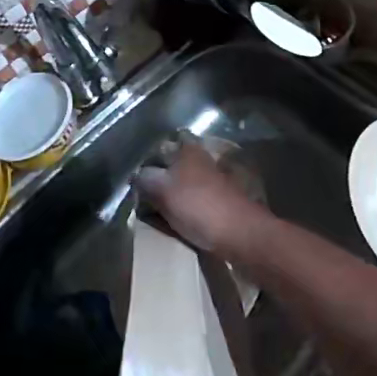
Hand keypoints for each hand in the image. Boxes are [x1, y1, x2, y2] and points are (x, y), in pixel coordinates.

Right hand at [134, 139, 268, 254]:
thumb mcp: (161, 190)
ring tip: (158, 209)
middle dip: (162, 174)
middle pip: (176, 162)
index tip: (140, 169)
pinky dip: (186, 207)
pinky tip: (177, 219)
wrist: (240, 235)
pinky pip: (196, 200)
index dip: (154, 153)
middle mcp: (203, 159)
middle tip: (145, 191)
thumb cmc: (197, 206)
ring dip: (174, 193)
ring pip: (186, 182)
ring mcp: (215, 180)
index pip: (168, 140)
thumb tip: (135, 176)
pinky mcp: (222, 202)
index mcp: (188, 150)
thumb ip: (144, 179)